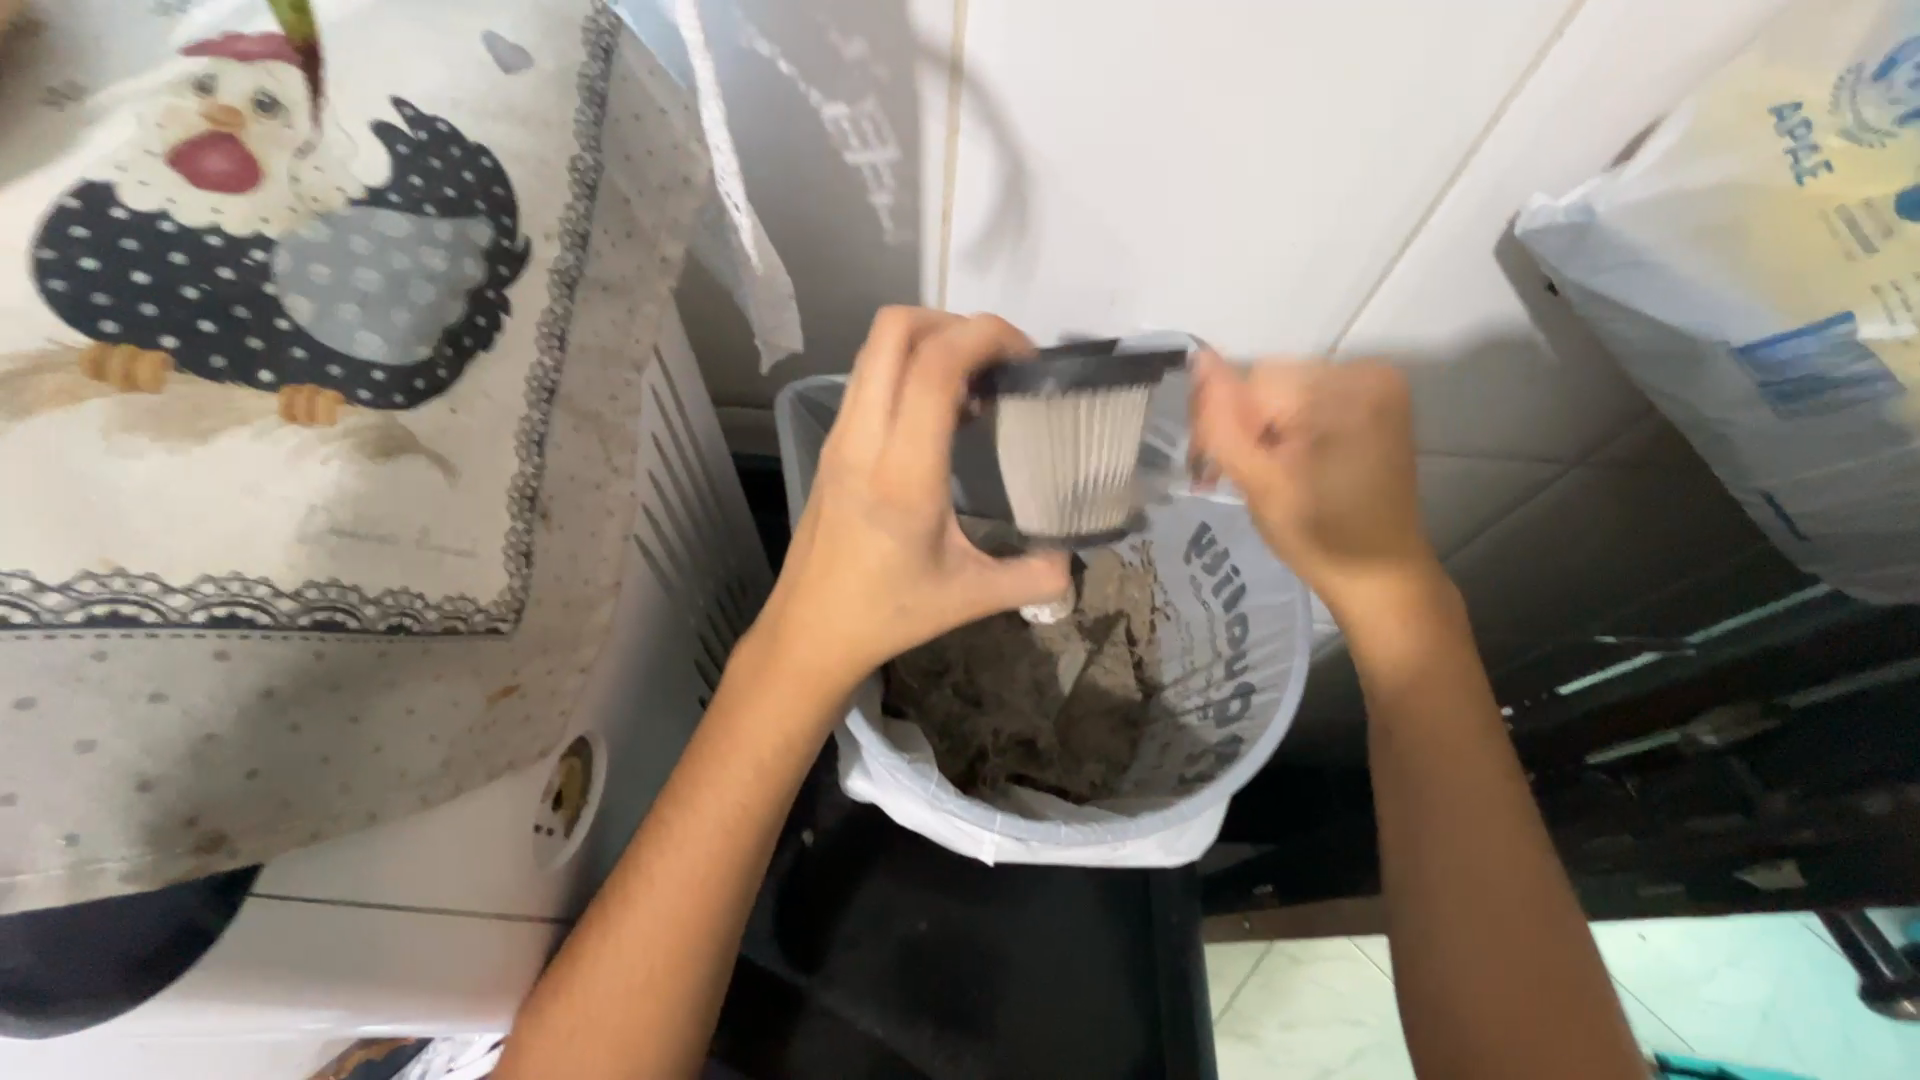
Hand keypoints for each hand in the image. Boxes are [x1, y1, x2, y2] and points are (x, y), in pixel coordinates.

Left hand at [739, 307, 1071, 707]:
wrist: (809, 631)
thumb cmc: (888, 614)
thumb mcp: (970, 598)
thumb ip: (1033, 577)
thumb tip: (1073, 559)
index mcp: (903, 475)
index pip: (934, 366)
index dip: (985, 336)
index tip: (1026, 356)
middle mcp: (864, 440)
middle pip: (894, 330)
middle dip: (955, 322)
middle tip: (999, 359)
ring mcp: (841, 437)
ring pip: (875, 348)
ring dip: (929, 342)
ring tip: (974, 385)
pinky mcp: (832, 445)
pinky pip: (868, 378)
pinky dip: (907, 368)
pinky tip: (940, 415)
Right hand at [1188, 349, 1443, 621]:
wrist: (1380, 575)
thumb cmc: (1319, 537)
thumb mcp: (1259, 482)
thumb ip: (1222, 422)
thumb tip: (1198, 357)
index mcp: (1345, 391)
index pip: (1252, 383)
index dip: (1225, 424)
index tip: (1214, 472)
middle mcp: (1367, 374)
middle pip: (1270, 383)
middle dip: (1245, 427)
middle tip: (1231, 477)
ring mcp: (1376, 388)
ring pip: (1285, 393)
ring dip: (1264, 430)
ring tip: (1260, 476)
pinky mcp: (1376, 405)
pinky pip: (1310, 402)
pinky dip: (1290, 430)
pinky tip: (1288, 465)